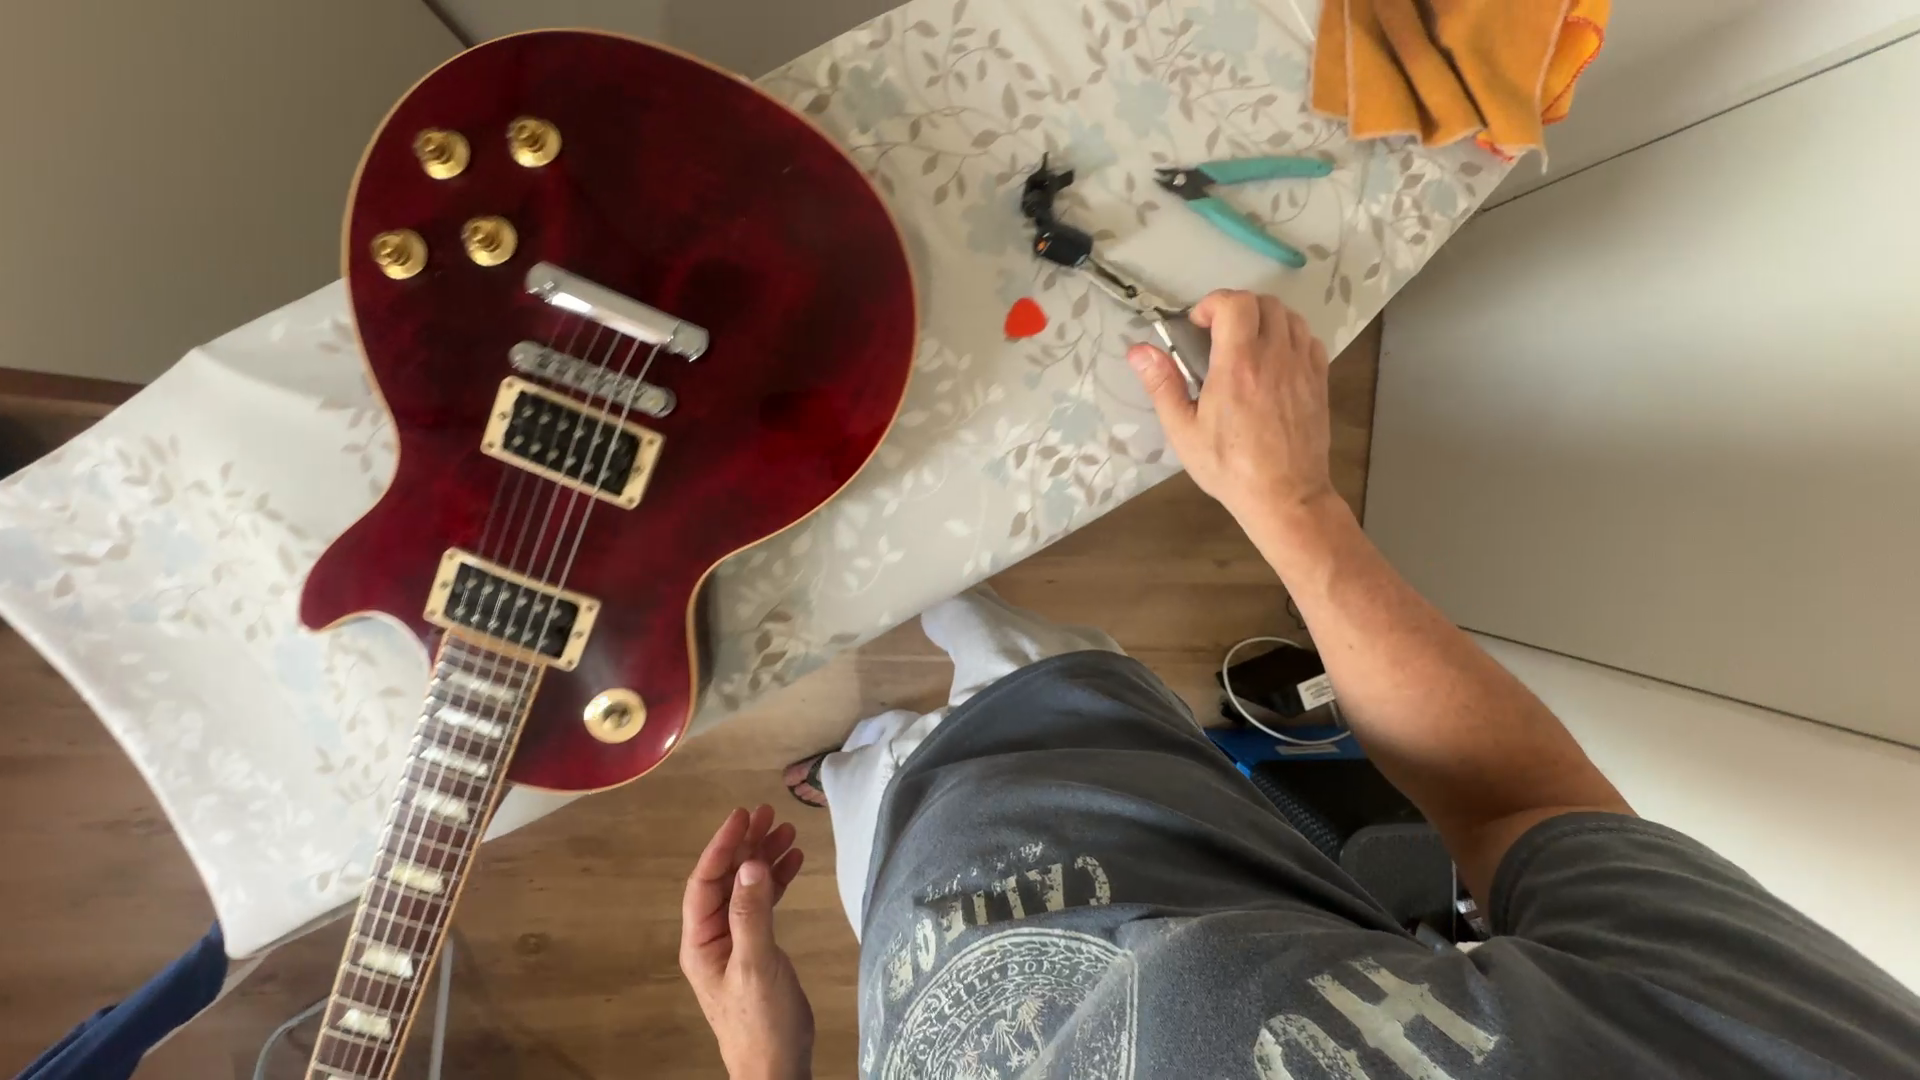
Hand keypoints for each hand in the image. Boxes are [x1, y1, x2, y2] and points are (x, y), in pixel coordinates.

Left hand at [680, 805, 812, 1079]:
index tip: (741, 815)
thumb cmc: (761, 1020)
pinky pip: (765, 902)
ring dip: (765, 857)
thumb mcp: (756, 964)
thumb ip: (752, 913)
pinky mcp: (759, 946)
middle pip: (726, 878)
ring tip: (787, 829)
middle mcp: (714, 935)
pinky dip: (778, 879)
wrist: (778, 1066)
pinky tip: (795, 860)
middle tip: (769, 812)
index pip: (705, 882)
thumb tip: (750, 864)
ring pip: (747, 886)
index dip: (722, 846)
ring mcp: (737, 940)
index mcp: (702, 941)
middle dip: (746, 844)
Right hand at [1127, 290, 1336, 528]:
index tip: (1198, 326)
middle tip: (1217, 334)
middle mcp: (1274, 357)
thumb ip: (1162, 385)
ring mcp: (1302, 366)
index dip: (1212, 304)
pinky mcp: (1319, 379)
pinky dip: (1288, 336)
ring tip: (1244, 345)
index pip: (1234, 304)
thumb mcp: (1183, 431)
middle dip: (1236, 308)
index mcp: (1237, 366)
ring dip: (1263, 319)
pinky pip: (1307, 338)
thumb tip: (1138, 350)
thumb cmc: (1228, 466)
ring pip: (1289, 316)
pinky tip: (1272, 361)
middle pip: (1263, 302)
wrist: (1284, 494)